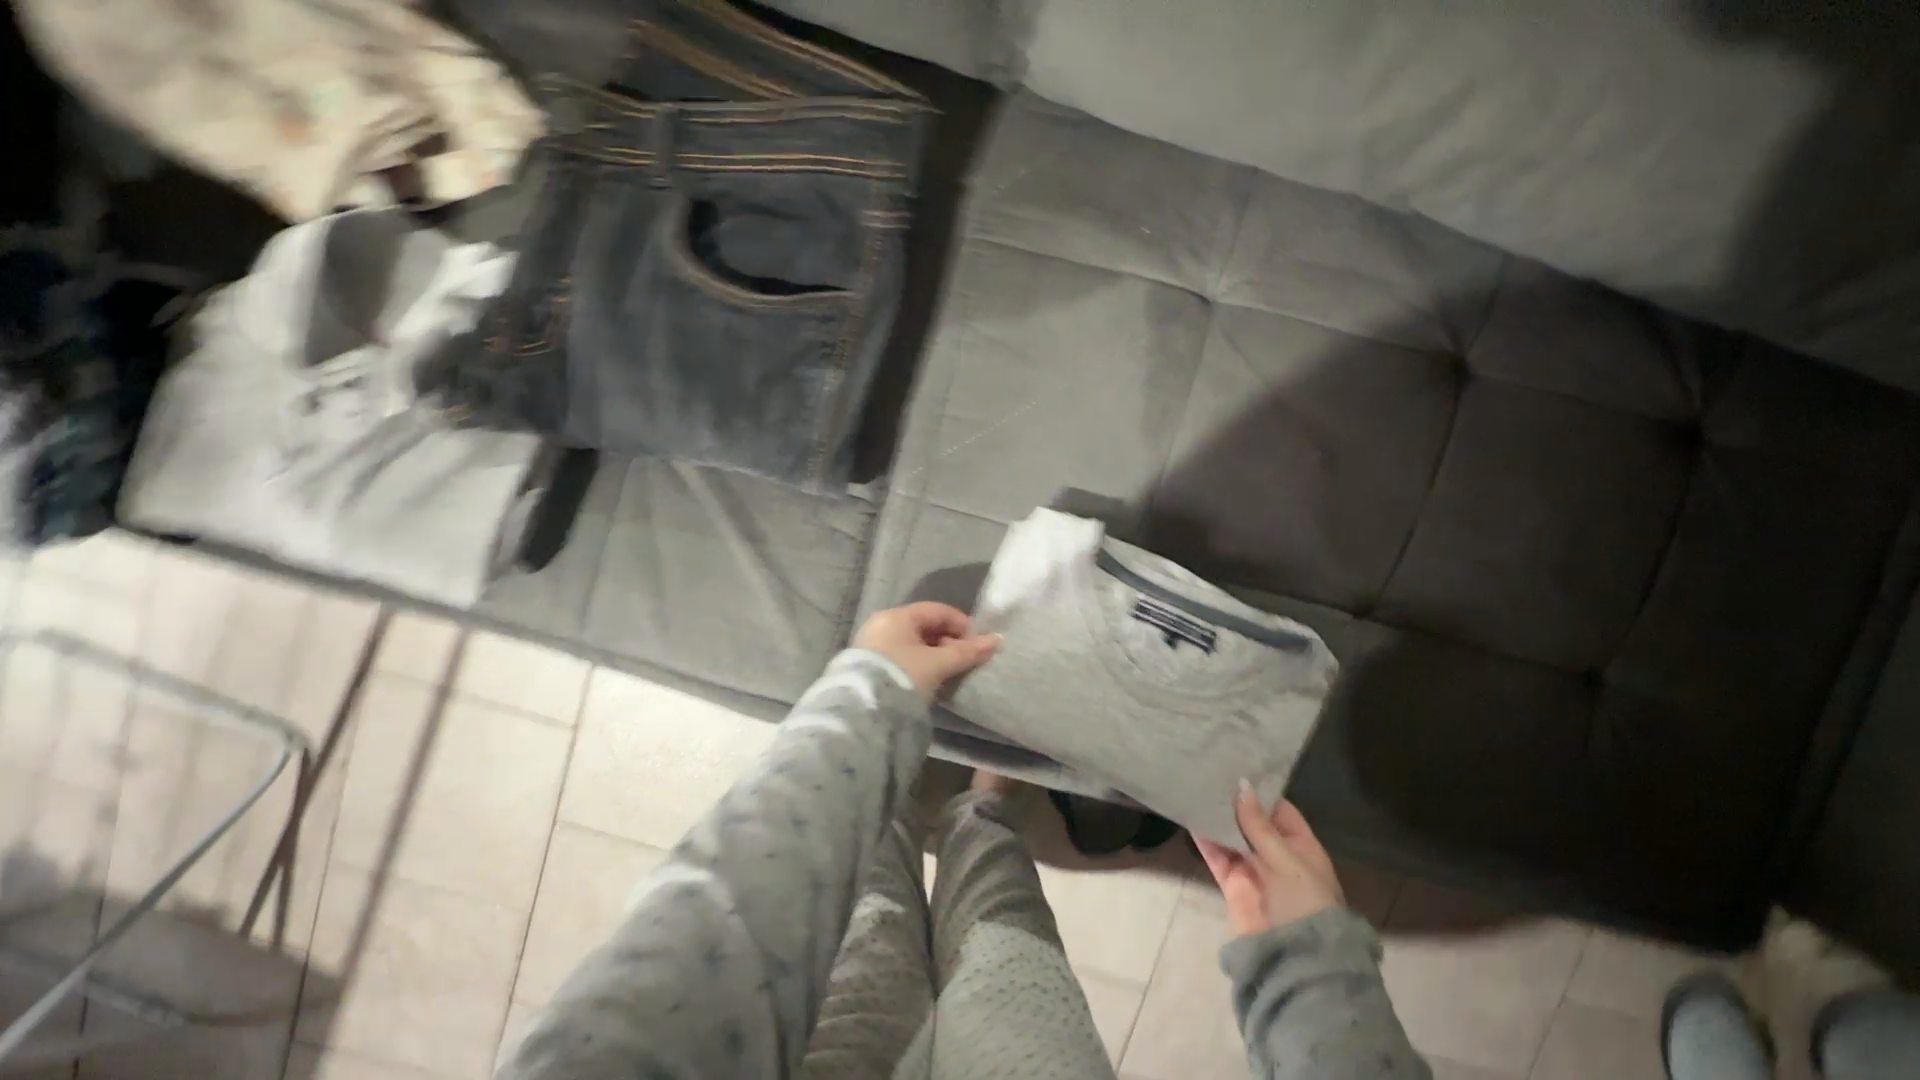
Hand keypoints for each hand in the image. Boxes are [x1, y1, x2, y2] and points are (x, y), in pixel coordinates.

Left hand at [853, 602, 1000, 700]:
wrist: (863, 711)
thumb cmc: (904, 677)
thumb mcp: (938, 664)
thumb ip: (967, 652)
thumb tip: (997, 640)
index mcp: (896, 616)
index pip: (937, 611)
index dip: (961, 624)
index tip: (978, 642)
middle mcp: (882, 625)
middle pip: (924, 626)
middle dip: (948, 641)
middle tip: (965, 659)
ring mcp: (872, 645)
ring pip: (912, 643)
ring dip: (934, 654)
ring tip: (950, 671)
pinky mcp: (868, 666)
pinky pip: (901, 656)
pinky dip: (919, 663)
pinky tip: (929, 679)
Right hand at [1195, 783, 1343, 936]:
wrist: (1294, 956)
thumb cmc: (1303, 901)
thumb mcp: (1286, 859)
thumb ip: (1259, 824)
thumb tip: (1242, 785)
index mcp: (1301, 846)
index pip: (1278, 810)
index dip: (1259, 791)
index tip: (1237, 768)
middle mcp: (1277, 854)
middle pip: (1252, 821)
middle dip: (1233, 802)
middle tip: (1211, 771)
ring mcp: (1253, 868)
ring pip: (1232, 836)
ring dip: (1217, 817)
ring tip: (1197, 788)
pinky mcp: (1233, 883)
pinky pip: (1217, 855)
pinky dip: (1206, 839)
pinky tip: (1191, 816)